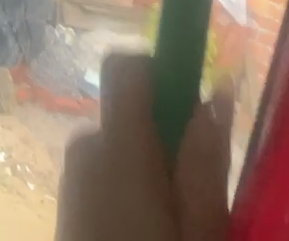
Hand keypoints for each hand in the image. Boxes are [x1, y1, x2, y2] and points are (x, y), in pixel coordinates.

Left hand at [58, 54, 233, 240]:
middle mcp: (86, 143)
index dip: (161, 68)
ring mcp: (74, 168)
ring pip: (126, 141)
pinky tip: (150, 232)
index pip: (125, 65)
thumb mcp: (201, 233)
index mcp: (118, 147)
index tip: (195, 102)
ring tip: (177, 227)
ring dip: (155, 167)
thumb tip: (218, 87)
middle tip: (200, 198)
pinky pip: (109, 165)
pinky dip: (135, 183)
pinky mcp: (70, 191)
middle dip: (170, 136)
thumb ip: (205, 159)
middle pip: (133, 108)